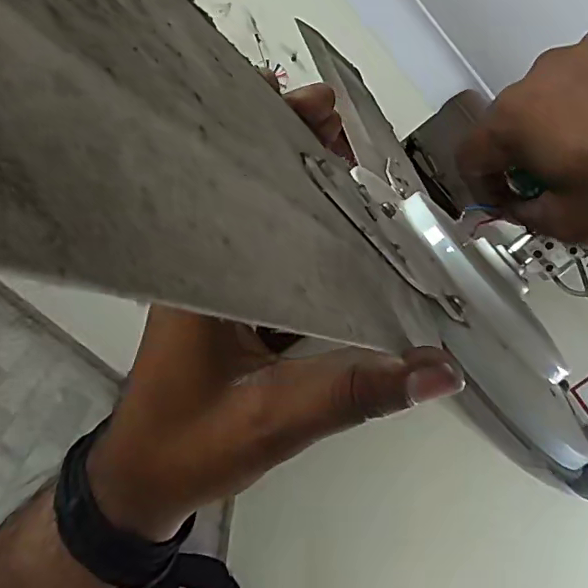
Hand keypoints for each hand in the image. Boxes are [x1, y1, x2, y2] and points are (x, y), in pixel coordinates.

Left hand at [86, 82, 461, 538]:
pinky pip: (279, 259)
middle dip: (304, 153)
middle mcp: (207, 264)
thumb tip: (443, 370)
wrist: (144, 483)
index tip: (319, 104)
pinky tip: (354, 235)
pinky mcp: (237, 305)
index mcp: (200, 274)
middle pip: (257, 190)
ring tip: (364, 163)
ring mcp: (223, 283)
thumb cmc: (188, 446)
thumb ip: (357, 393)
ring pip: (271, 223)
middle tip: (356, 125)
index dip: (272, 136)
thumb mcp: (274, 421)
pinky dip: (313, 242)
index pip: (234, 183)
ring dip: (313, 194)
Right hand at [455, 16, 587, 244]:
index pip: (472, 152)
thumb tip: (518, 203)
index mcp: (519, 117)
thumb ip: (530, 215)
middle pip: (520, 117)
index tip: (512, 203)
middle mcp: (547, 70)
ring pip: (568, 89)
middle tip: (576, 182)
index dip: (485, 186)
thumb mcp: (582, 226)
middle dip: (534, 151)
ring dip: (578, 119)